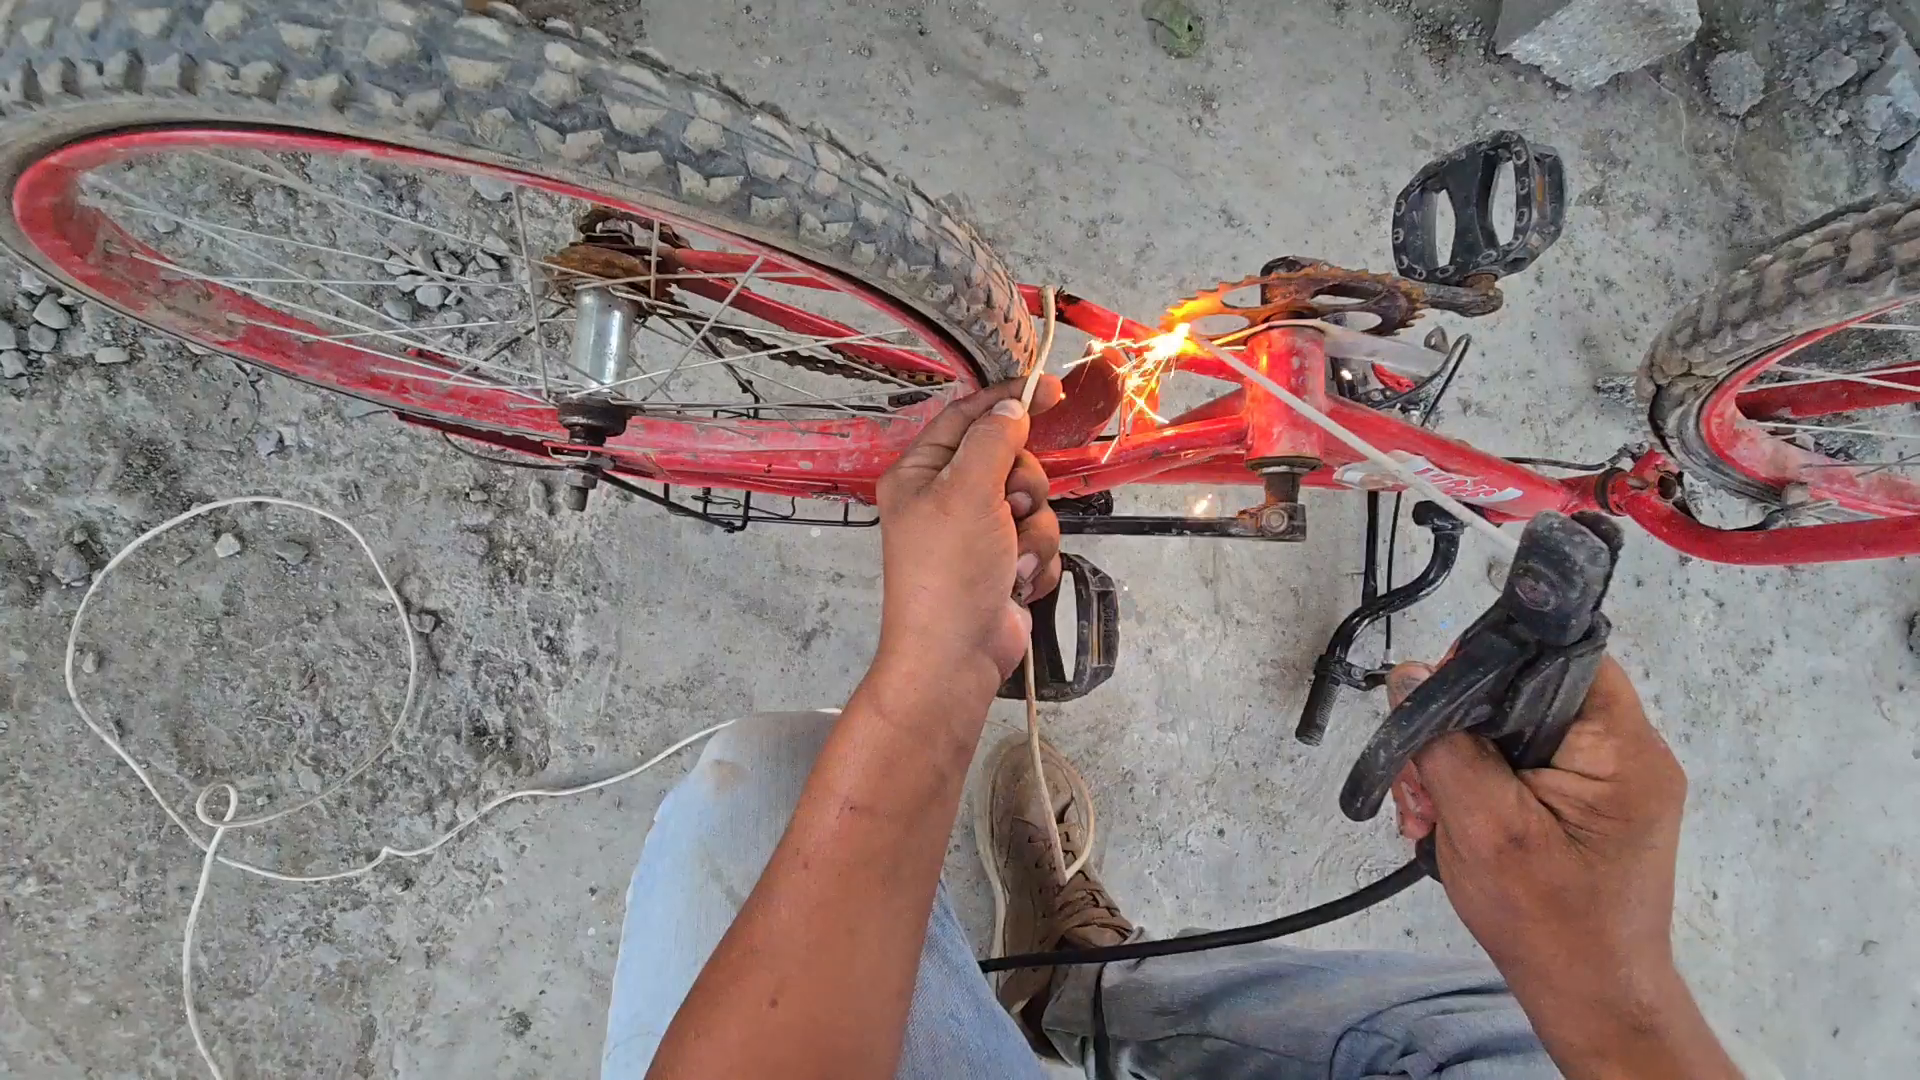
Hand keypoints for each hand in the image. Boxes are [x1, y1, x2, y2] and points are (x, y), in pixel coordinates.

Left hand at [871, 377, 1063, 704]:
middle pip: (1010, 460)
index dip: (1008, 400)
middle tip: (1011, 510)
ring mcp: (979, 533)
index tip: (1051, 388)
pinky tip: (1015, 584)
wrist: (957, 656)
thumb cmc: (950, 570)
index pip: (968, 417)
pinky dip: (1035, 562)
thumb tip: (1012, 407)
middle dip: (1023, 487)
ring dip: (1032, 533)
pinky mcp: (1004, 562)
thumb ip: (992, 441)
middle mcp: (948, 498)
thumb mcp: (966, 492)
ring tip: (1010, 560)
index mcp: (922, 473)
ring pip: (1033, 503)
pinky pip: (1039, 540)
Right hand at [1384, 656, 1737, 1078]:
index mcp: (1620, 750)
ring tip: (1421, 808)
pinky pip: (1503, 765)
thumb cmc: (1546, 916)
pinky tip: (1434, 816)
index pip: (1563, 659)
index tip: (1434, 687)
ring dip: (1444, 762)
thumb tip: (1408, 676)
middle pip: (1516, 696)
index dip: (1493, 658)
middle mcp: (1617, 754)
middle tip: (1416, 772)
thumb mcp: (1484, 822)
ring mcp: (1594, 781)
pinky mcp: (1570, 803)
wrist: (1586, 999)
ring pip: (1499, 732)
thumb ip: (1444, 742)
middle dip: (1450, 726)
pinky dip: (1461, 784)